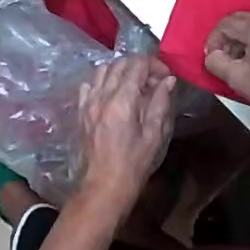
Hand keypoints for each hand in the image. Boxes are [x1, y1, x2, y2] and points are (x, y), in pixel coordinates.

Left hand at [75, 55, 175, 206]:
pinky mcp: (81, 112)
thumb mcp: (154, 134)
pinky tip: (113, 94)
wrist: (104, 186)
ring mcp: (89, 102)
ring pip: (103, 70)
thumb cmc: (134, 163)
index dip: (154, 65)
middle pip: (120, 64)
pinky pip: (89, 85)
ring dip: (121, 71)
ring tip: (134, 85)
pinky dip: (103, 82)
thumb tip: (168, 80)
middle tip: (154, 81)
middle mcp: (103, 96)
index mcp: (123, 100)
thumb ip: (160, 102)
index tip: (166, 76)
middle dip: (139, 66)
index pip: (137, 66)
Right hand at [202, 13, 249, 137]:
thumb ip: (216, 62)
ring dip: (245, 43)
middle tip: (222, 60)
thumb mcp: (236, 78)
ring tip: (239, 65)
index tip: (210, 58)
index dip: (213, 40)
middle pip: (244, 22)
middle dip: (229, 39)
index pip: (227, 24)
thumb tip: (213, 56)